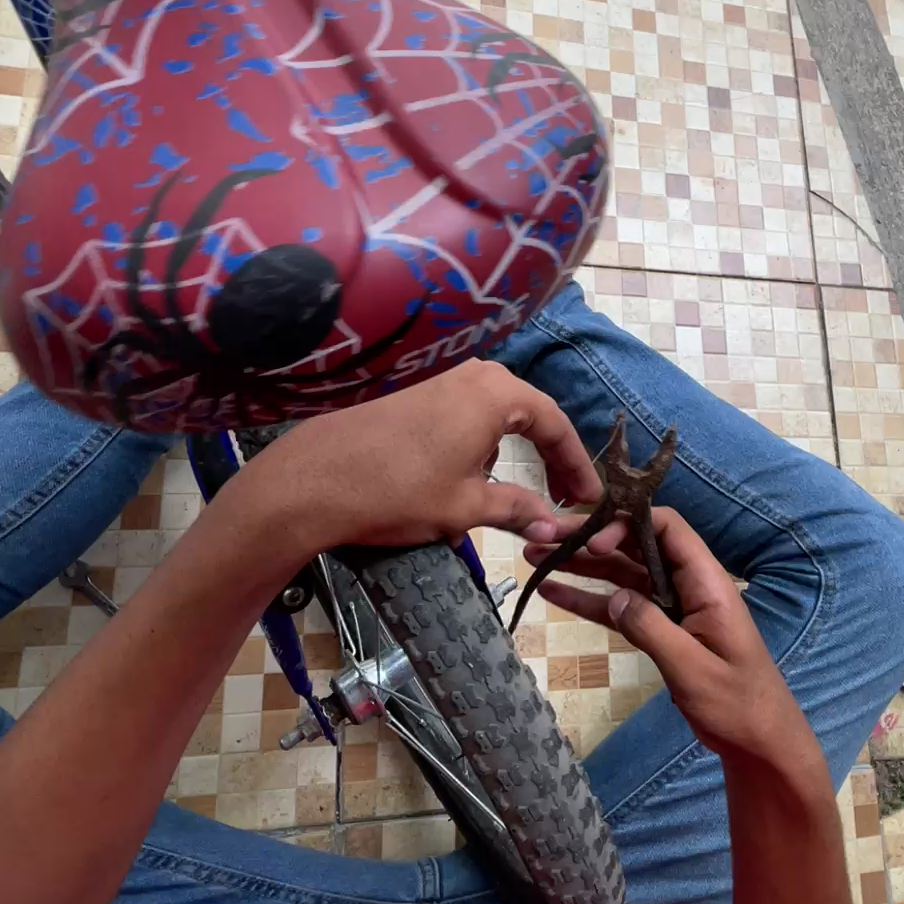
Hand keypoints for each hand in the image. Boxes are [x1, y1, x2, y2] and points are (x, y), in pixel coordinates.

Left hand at [229, 360, 603, 552]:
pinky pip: (468, 417)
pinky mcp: (418, 396)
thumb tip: (553, 526)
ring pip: (497, 416)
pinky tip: (470, 478)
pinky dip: (483, 446)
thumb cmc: (398, 491)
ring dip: (514, 453)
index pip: (555, 424)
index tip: (591, 498)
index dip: (577, 465)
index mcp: (496, 394)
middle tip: (565, 497)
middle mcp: (474, 377)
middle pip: (529, 415)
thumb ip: (517, 509)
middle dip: (550, 457)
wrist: (312, 481)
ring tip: (516, 496)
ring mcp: (443, 382)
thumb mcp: (465, 506)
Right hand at [529, 507, 817, 766]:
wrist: (759, 742)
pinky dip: (588, 598)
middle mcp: (685, 583)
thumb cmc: (738, 704)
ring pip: (620, 572)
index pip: (667, 528)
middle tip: (541, 536)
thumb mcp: (694, 669)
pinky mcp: (658, 626)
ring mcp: (670, 604)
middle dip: (589, 538)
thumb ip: (653, 629)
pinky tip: (552, 592)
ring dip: (580, 565)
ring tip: (534, 555)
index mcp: (706, 581)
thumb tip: (614, 598)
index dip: (627, 523)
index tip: (593, 541)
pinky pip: (619, 604)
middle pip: (633, 545)